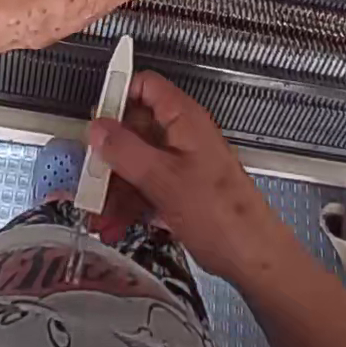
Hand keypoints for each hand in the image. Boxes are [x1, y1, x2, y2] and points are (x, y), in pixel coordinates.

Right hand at [88, 71, 300, 281]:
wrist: (255, 261)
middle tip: (89, 178)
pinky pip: (146, 185)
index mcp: (183, 118)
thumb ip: (125, 150)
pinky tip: (114, 226)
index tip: (95, 121)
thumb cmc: (219, 214)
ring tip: (99, 216)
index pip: (145, 85)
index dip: (117, 97)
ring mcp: (180, 162)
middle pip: (134, 127)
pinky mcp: (180, 188)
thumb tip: (96, 127)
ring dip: (115, 187)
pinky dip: (129, 203)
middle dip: (109, 155)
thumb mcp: (163, 179)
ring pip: (136, 160)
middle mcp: (181, 134)